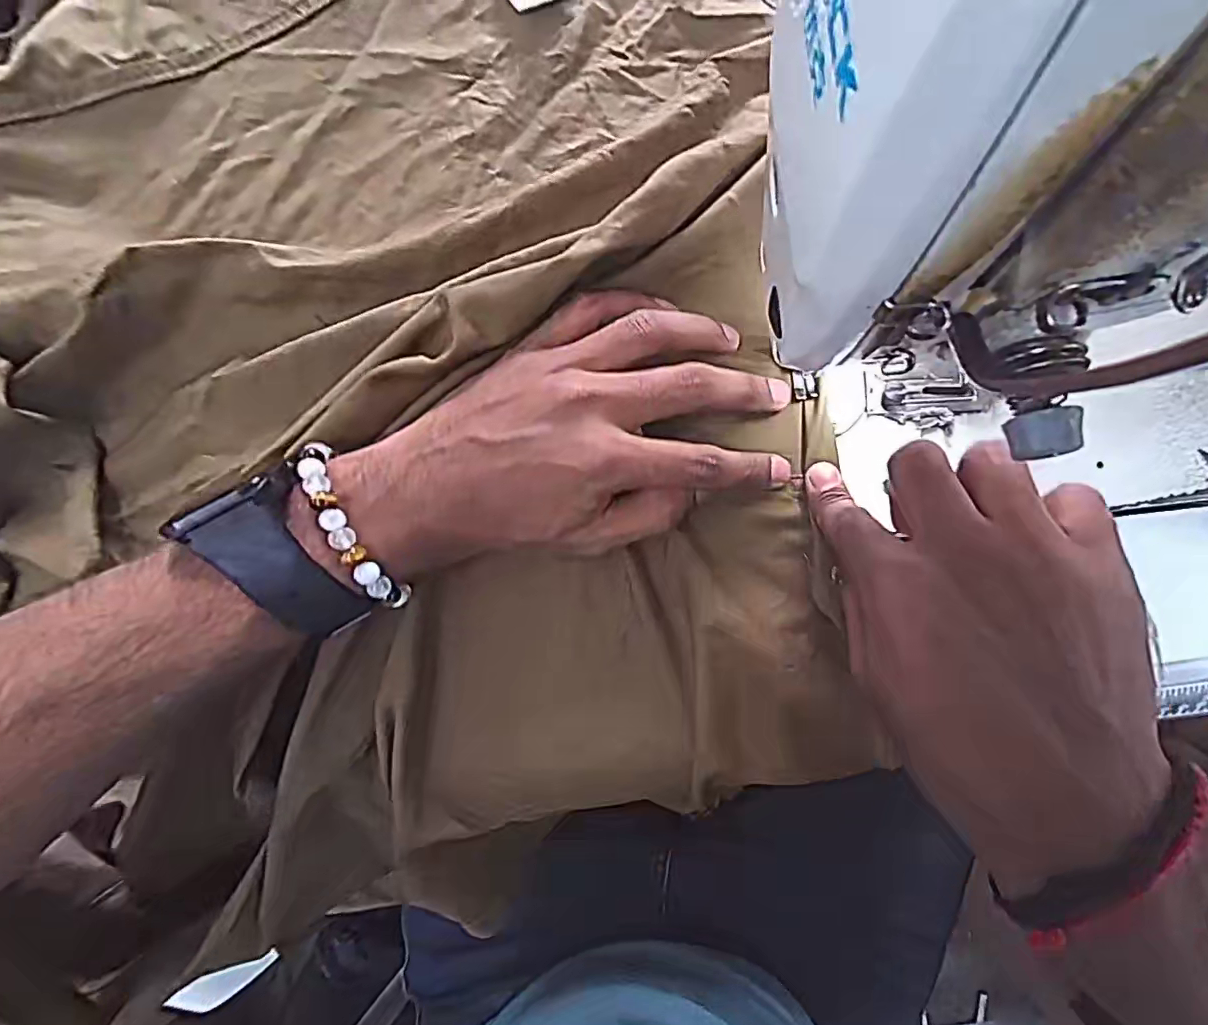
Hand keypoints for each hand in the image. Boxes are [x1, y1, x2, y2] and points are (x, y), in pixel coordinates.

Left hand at [290, 292, 790, 579]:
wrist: (431, 487)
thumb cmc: (508, 520)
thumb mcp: (584, 539)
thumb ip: (646, 515)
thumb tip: (690, 489)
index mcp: (606, 460)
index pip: (699, 463)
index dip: (746, 469)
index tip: (776, 467)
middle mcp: (593, 404)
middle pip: (689, 385)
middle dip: (742, 392)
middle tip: (775, 392)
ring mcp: (564, 367)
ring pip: (647, 331)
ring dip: (698, 331)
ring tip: (730, 339)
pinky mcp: (537, 347)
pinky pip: (592, 309)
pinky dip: (631, 302)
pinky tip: (658, 310)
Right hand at [806, 441, 1168, 896]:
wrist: (1071, 799)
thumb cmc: (966, 756)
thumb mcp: (881, 687)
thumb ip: (863, 610)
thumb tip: (856, 565)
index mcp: (899, 586)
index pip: (845, 512)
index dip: (829, 495)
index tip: (827, 484)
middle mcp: (964, 550)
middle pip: (918, 461)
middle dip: (907, 480)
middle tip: (916, 510)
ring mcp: (1036, 547)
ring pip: (991, 461)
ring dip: (974, 488)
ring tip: (983, 523)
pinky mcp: (1098, 559)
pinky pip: (1071, 495)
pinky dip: (1050, 514)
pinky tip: (1044, 546)